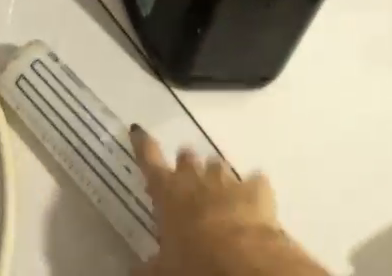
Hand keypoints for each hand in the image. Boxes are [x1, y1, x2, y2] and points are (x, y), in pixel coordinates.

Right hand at [129, 125, 326, 275]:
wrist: (246, 266)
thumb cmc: (195, 265)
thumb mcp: (164, 271)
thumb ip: (148, 267)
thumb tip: (134, 272)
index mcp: (167, 191)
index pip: (148, 158)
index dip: (142, 144)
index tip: (138, 130)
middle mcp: (194, 178)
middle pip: (187, 157)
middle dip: (187, 164)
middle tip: (187, 178)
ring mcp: (227, 183)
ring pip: (218, 166)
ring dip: (217, 176)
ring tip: (220, 191)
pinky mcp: (257, 193)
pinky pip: (256, 182)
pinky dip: (255, 190)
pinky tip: (256, 199)